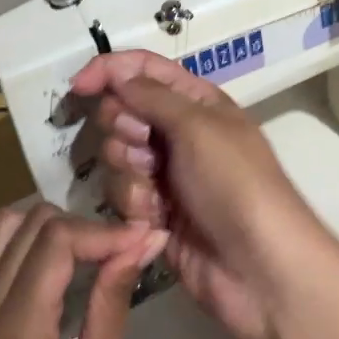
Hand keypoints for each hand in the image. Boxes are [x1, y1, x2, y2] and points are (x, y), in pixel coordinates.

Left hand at [0, 201, 168, 338]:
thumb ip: (112, 301)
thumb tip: (143, 237)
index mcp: (13, 332)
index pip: (56, 240)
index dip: (103, 230)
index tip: (142, 237)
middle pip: (32, 225)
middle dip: (82, 227)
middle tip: (121, 248)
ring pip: (6, 229)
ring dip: (51, 228)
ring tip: (90, 251)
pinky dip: (31, 244)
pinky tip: (63, 267)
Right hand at [68, 50, 333, 338]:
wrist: (259, 268)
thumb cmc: (235, 183)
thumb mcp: (197, 126)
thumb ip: (152, 95)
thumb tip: (118, 75)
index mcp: (196, 100)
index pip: (143, 70)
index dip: (109, 71)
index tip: (79, 87)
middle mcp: (178, 131)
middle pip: (122, 111)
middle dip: (122, 129)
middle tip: (144, 148)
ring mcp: (166, 174)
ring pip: (116, 157)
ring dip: (130, 174)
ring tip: (156, 194)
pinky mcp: (154, 214)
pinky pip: (122, 196)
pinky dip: (134, 207)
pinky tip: (156, 223)